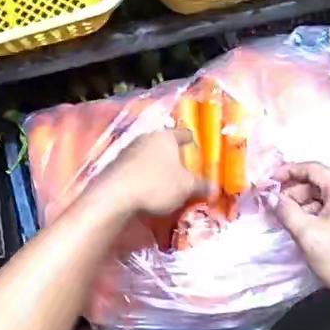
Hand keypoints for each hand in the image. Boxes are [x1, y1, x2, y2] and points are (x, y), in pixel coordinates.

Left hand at [86, 127, 210, 218]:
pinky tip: (145, 188)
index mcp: (166, 137)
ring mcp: (128, 150)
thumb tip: (215, 188)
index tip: (198, 150)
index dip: (193, 142)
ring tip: (165, 181)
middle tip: (183, 169)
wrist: (114, 196)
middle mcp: (146, 138)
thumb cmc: (157, 185)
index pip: (185, 134)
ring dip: (156, 165)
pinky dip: (142, 175)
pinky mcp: (115, 165)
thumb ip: (202, 186)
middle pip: (164, 144)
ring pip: (148, 155)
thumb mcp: (186, 188)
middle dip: (174, 156)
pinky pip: (135, 167)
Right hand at [271, 162, 329, 308]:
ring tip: (294, 223)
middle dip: (297, 193)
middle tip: (278, 209)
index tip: (268, 183)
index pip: (313, 168)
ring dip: (310, 206)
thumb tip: (271, 196)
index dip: (287, 172)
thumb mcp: (309, 236)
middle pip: (323, 183)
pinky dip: (326, 214)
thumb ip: (286, 211)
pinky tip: (316, 231)